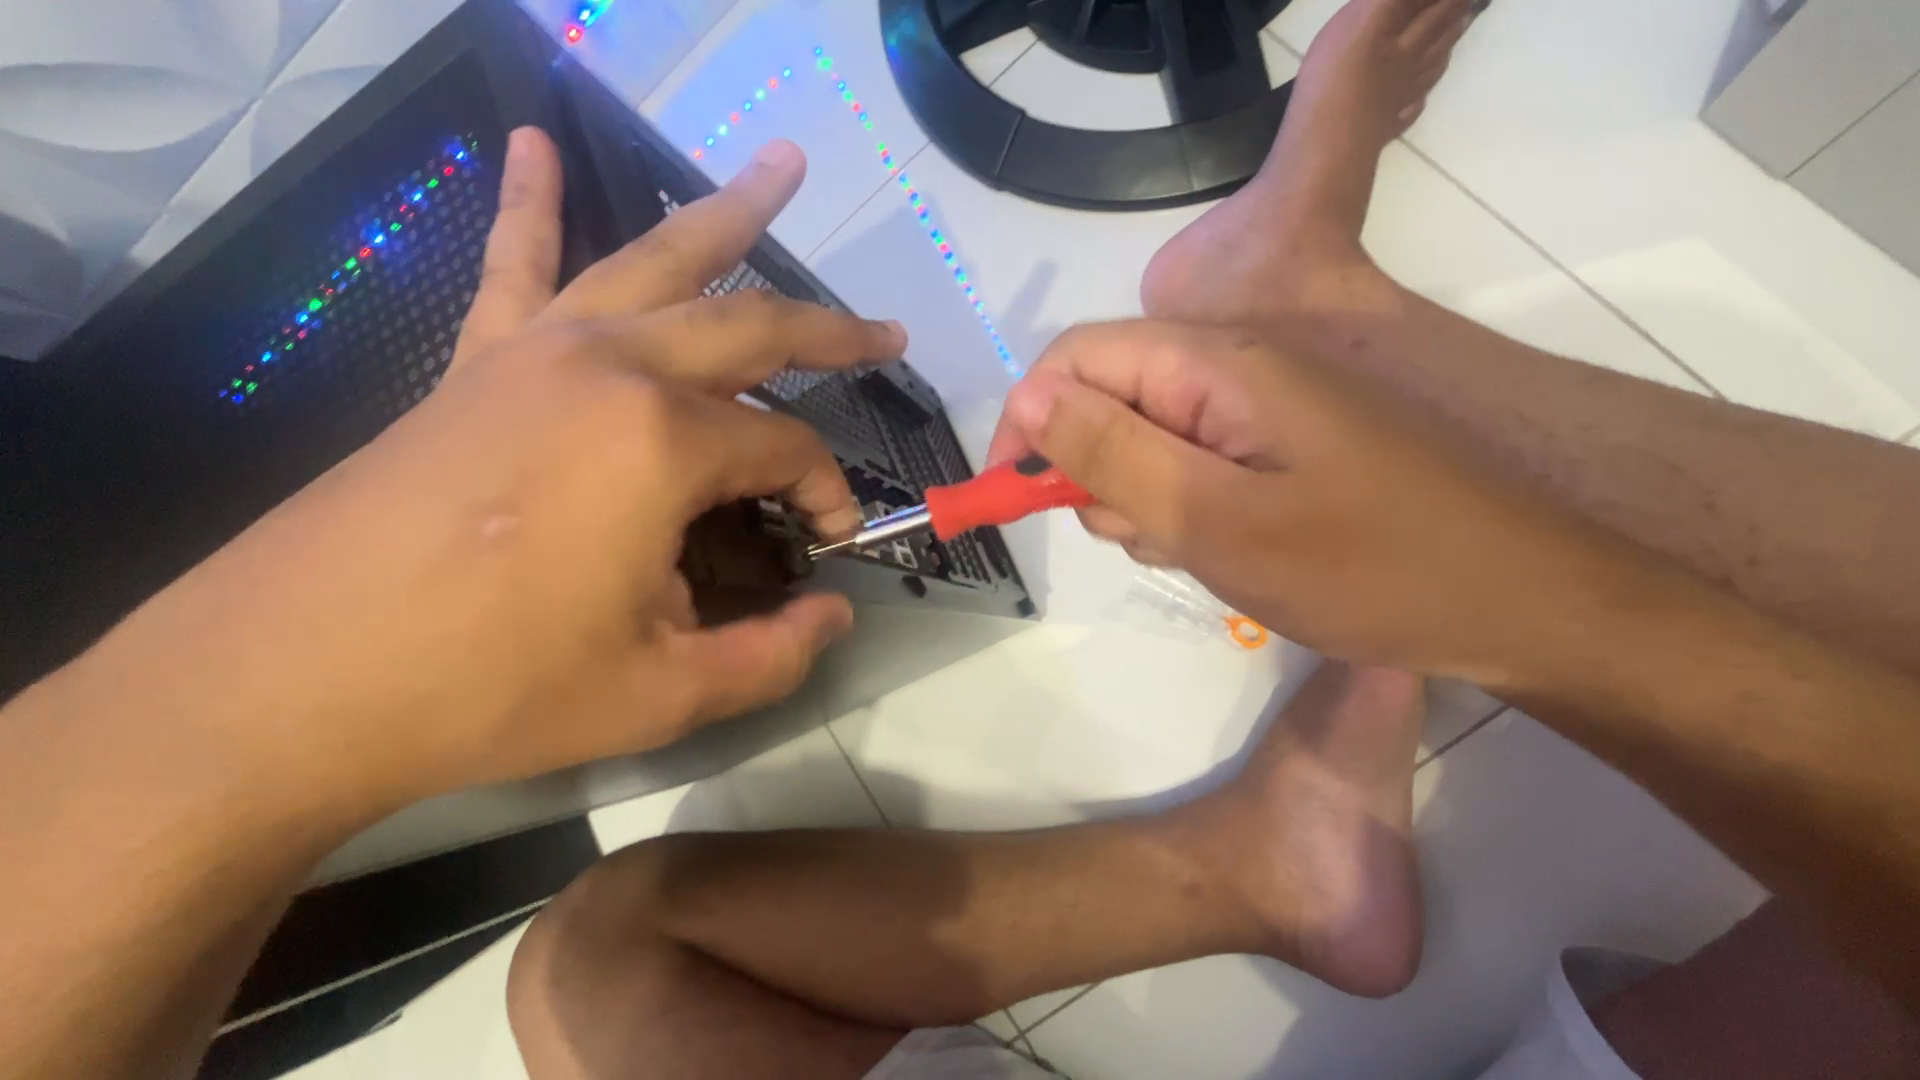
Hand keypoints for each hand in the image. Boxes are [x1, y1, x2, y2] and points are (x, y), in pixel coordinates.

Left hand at [70, 129, 901, 807]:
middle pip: (750, 328)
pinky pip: (512, 265)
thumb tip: (836, 617)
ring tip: (782, 166)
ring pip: (655, 261)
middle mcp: (612, 368)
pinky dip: (527, 200)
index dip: (825, 496)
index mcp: (664, 443)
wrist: (290, 682)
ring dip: (727, 214)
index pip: (788, 452)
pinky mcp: (473, 364)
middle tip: (887, 333)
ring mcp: (536, 352)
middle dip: (831, 333)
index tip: (827, 546)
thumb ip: (773, 655)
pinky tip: (532, 142)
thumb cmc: (492, 690)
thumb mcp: (663, 695)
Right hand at [987, 319, 1660, 685]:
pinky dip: (1186, 509)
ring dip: (1141, 498)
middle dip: (1092, 469)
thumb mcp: (1218, 518)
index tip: (1014, 497)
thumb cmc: (1367, 566)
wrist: (1522, 603)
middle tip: (1136, 537)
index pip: (1078, 356)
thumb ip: (1115, 452)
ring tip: (1190, 552)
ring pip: (1151, 438)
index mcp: (1219, 365)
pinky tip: (1222, 551)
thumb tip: (1031, 399)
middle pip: (1112, 394)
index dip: (1029, 420)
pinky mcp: (1289, 448)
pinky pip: (1200, 465)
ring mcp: (1269, 409)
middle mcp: (1239, 369)